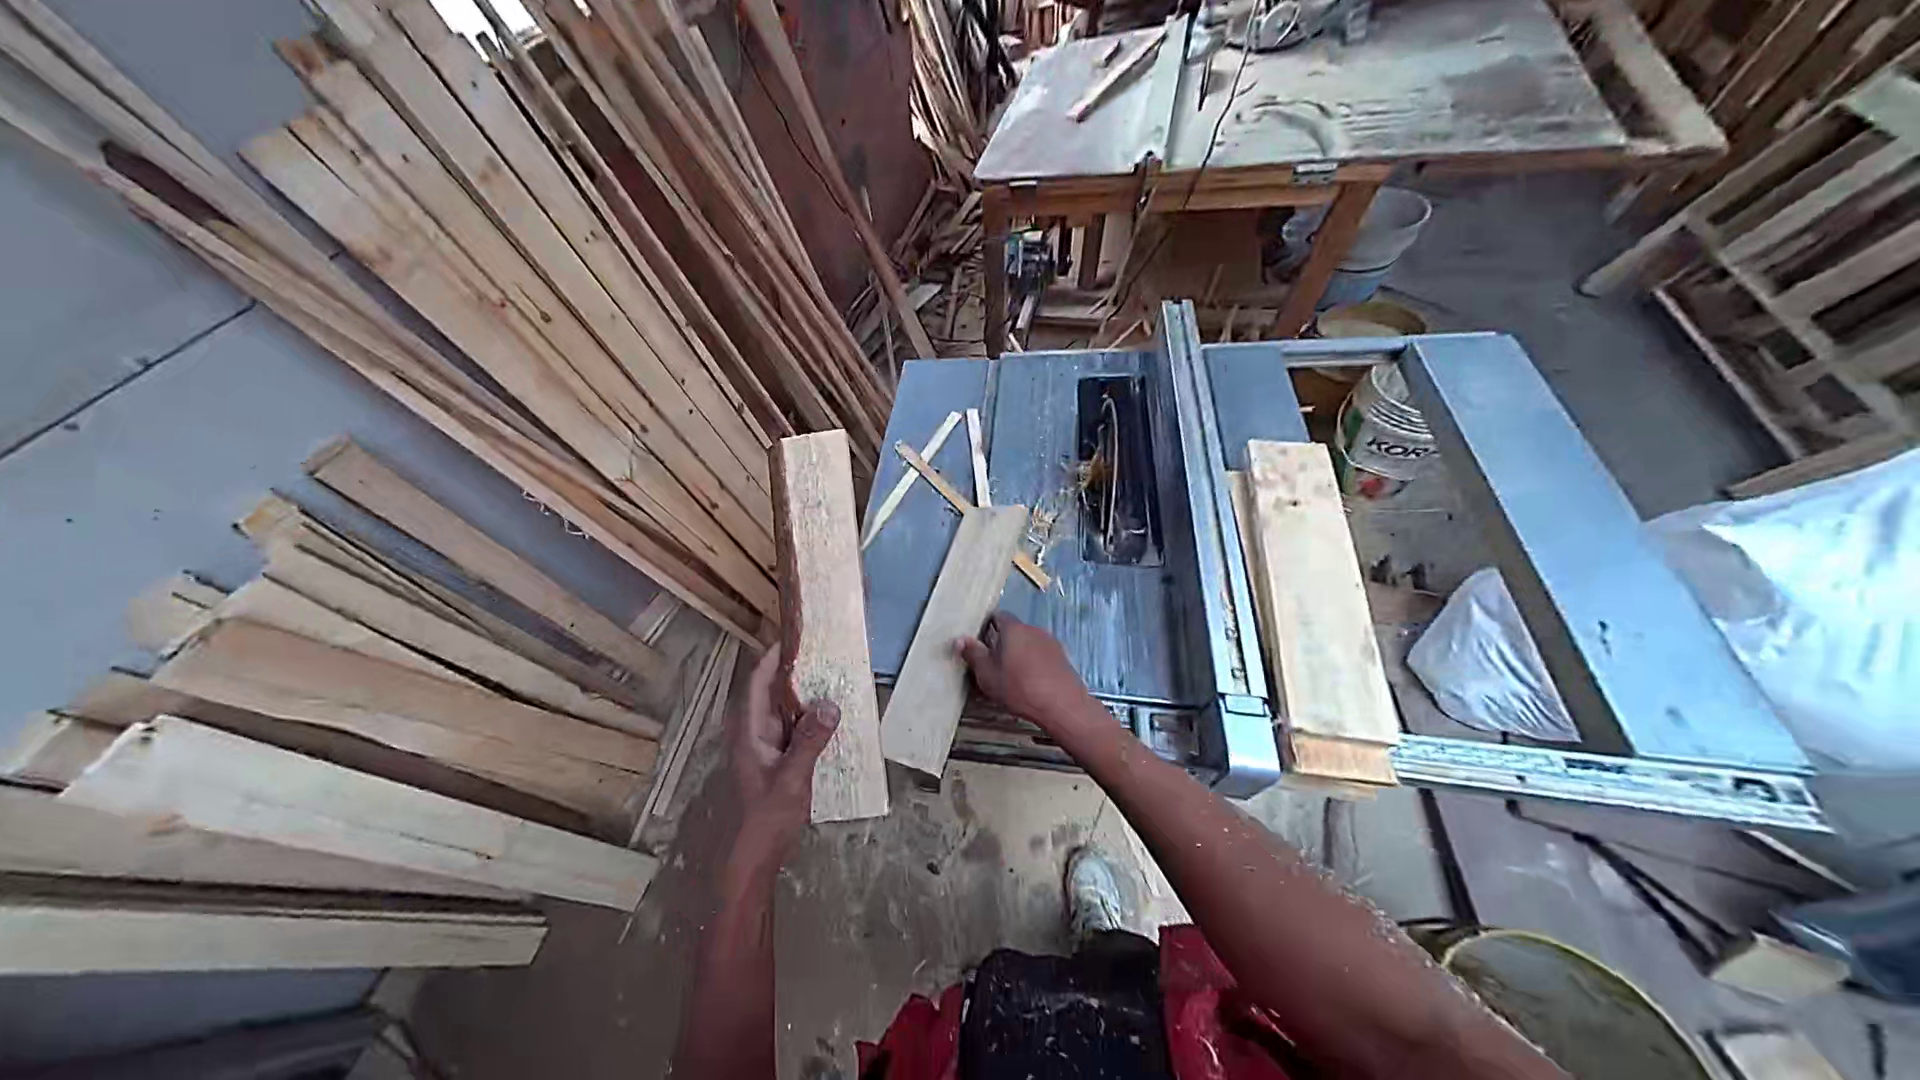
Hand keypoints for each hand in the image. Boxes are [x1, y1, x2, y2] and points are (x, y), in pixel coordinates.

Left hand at [728, 648, 838, 857]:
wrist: (754, 858)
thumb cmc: (766, 817)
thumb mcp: (792, 778)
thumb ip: (810, 741)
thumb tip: (831, 704)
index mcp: (749, 729)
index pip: (759, 680)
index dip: (775, 655)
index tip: (798, 635)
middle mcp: (755, 731)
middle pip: (773, 690)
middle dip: (798, 670)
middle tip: (828, 651)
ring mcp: (766, 745)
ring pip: (786, 708)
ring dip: (807, 693)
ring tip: (837, 675)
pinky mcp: (778, 757)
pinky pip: (795, 727)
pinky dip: (812, 716)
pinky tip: (834, 715)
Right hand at [956, 612, 1102, 740]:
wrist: (1062, 705)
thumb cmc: (1020, 687)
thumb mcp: (988, 674)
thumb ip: (973, 654)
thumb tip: (959, 639)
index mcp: (1014, 628)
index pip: (998, 616)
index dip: (986, 627)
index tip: (980, 644)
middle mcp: (1034, 629)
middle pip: (1014, 630)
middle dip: (1002, 643)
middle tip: (992, 664)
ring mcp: (1051, 642)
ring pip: (1028, 643)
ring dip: (1019, 654)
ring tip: (1011, 676)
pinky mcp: (1062, 657)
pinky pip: (1041, 655)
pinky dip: (1034, 663)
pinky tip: (1030, 682)